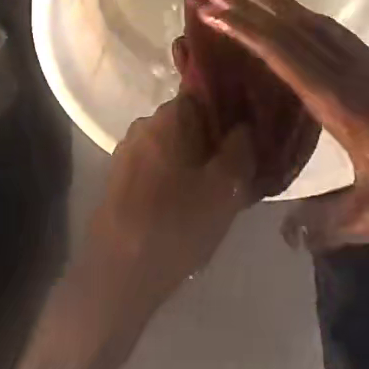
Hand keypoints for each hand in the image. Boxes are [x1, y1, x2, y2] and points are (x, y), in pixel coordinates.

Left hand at [84, 92, 258, 308]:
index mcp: (168, 116)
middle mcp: (144, 124)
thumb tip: (245, 127)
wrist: (118, 273)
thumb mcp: (225, 188)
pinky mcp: (118, 180)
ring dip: (193, 162)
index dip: (231, 113)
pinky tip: (187, 207)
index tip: (249, 136)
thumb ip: (241, 149)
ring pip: (173, 147)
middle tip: (238, 170)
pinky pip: (156, 167)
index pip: (206, 96)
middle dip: (213, 141)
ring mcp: (127, 152)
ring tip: (215, 193)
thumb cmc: (177, 223)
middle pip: (189, 122)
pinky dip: (174, 179)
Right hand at [199, 0, 368, 251]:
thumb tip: (281, 237)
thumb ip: (326, 225)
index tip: (216, 11)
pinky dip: (313, 22)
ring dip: (284, 9)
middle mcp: (351, 76)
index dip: (247, 32)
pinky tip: (308, 24)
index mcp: (340, 103)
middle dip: (254, 12)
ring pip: (318, 28)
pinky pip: (339, 37)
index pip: (283, 57)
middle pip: (295, 33)